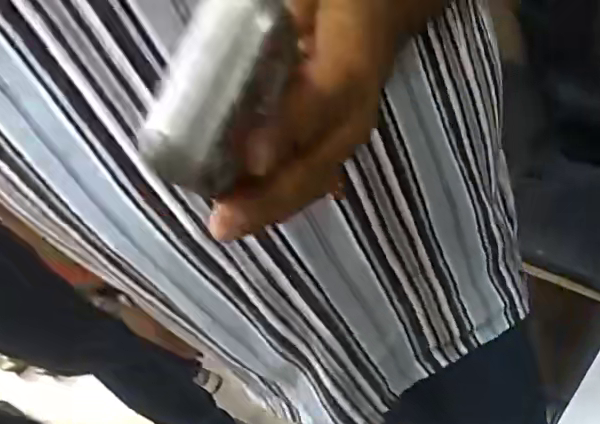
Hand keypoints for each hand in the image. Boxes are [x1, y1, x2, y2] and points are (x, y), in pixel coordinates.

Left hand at [207, 0, 404, 239]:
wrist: (375, 11)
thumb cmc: (340, 0)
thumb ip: (294, 13)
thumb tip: (257, 41)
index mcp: (352, 67)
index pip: (321, 102)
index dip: (288, 131)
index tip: (252, 161)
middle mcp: (354, 116)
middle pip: (315, 166)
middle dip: (270, 199)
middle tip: (224, 224)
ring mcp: (347, 137)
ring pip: (311, 182)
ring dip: (270, 208)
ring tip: (229, 225)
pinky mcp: (334, 146)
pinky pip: (308, 179)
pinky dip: (278, 199)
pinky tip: (247, 214)